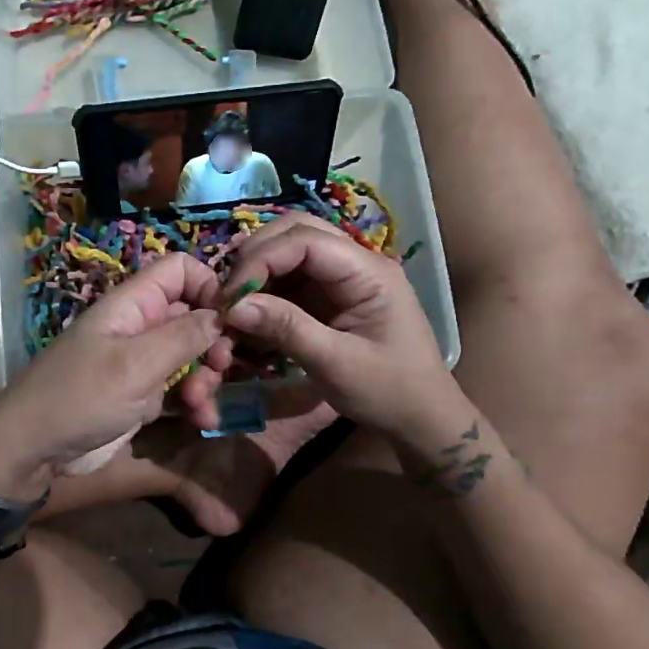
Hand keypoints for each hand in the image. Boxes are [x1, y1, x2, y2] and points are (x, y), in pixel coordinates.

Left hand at [0, 253, 230, 498]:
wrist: (33, 451)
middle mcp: (139, 327)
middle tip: (220, 367)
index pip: (178, 270)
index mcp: (132, 305)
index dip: (209, 285)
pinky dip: (196, 403)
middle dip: (213, 341)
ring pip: (192, 356)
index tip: (232, 318)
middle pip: (193, 315)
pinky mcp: (143, 396)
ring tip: (200, 404)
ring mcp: (141, 363)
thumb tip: (223, 312)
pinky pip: (181, 389)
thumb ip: (182, 336)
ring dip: (206, 378)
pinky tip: (202, 421)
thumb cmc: (80, 397)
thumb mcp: (134, 365)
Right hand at [217, 213, 451, 435]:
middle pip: (295, 231)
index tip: (231, 297)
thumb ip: (287, 328)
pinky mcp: (329, 295)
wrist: (420, 417)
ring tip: (235, 305)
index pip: (305, 239)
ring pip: (289, 251)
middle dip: (256, 257)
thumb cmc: (387, 391)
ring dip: (257, 272)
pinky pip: (290, 278)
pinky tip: (250, 314)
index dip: (261, 259)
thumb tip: (233, 307)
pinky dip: (265, 290)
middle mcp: (355, 263)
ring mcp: (342, 277)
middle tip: (229, 295)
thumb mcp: (335, 364)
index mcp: (368, 272)